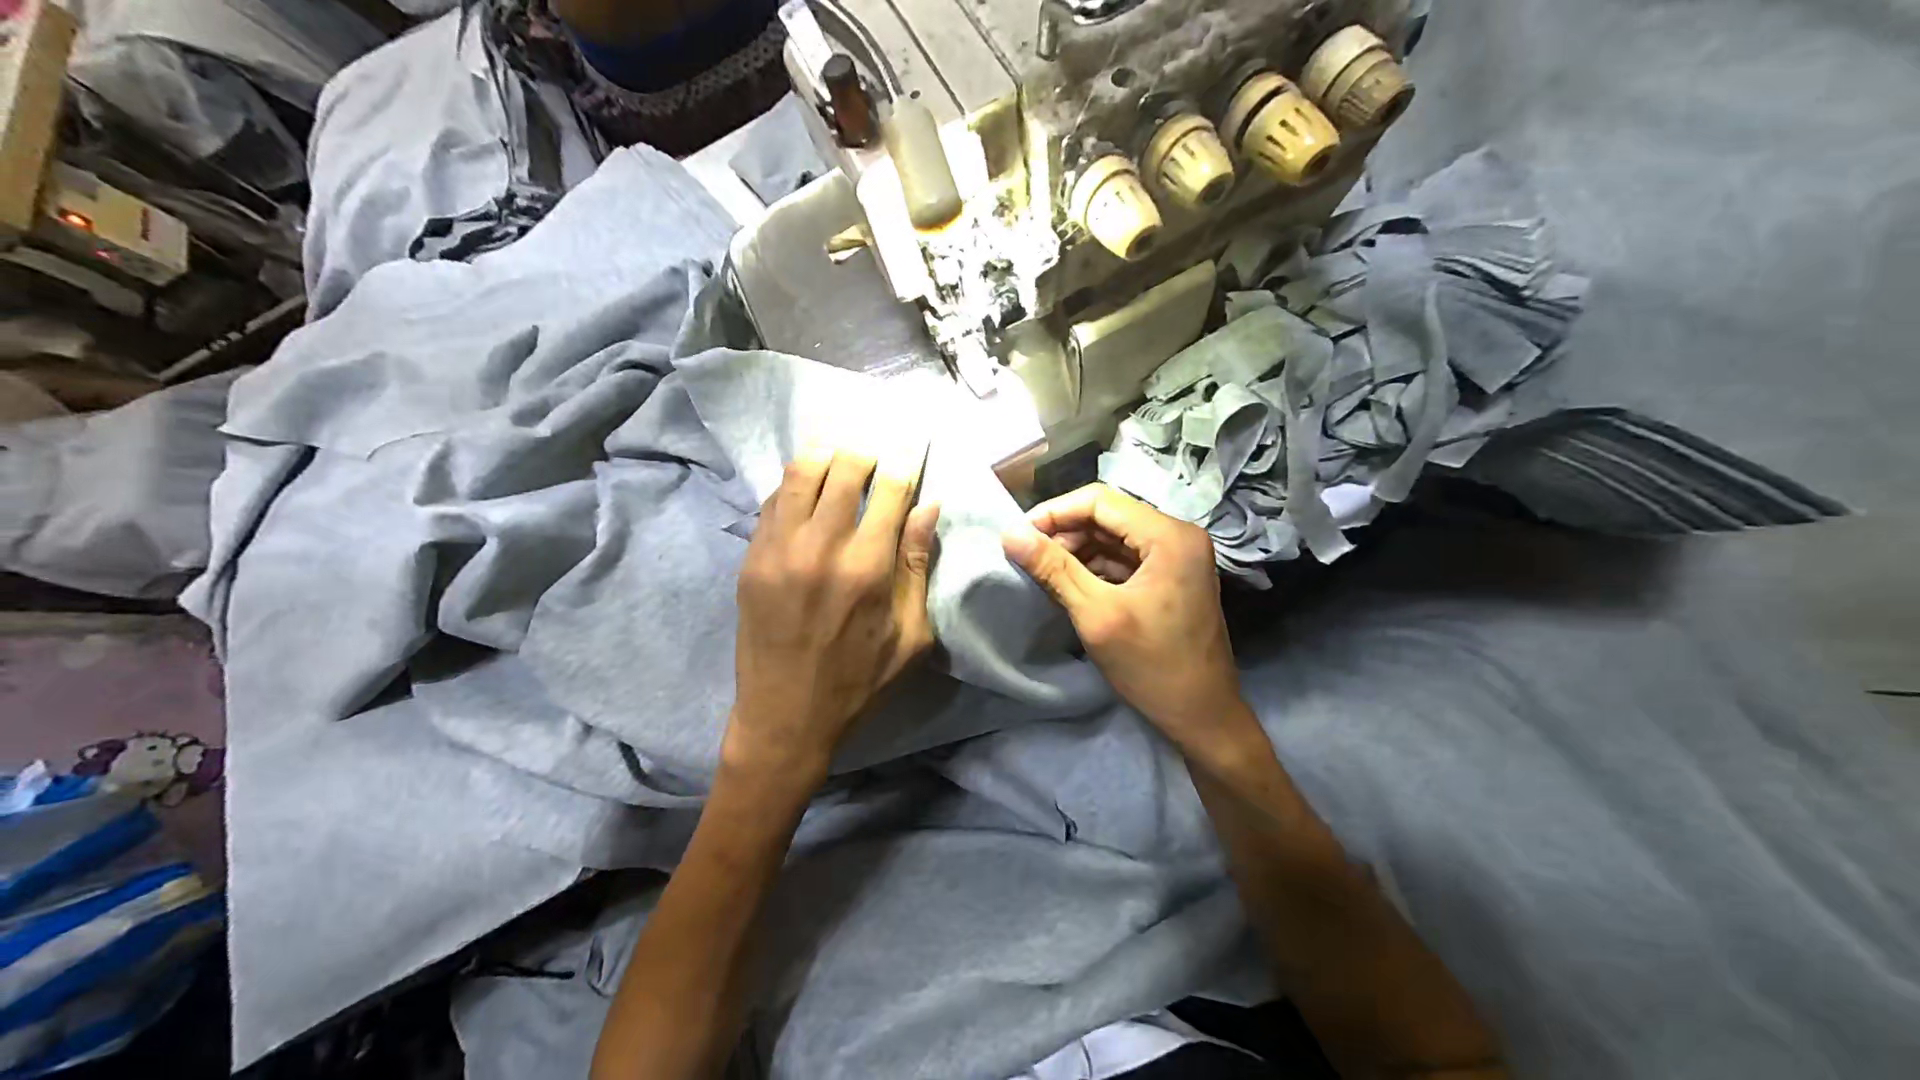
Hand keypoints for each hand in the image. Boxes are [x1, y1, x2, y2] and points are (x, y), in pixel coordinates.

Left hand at [728, 446, 940, 784]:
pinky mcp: (751, 559)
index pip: (890, 489)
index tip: (911, 443)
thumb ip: (916, 565)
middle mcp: (822, 547)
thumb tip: (928, 507)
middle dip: (865, 452)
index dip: (905, 459)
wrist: (786, 716)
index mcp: (868, 567)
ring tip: (839, 455)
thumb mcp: (910, 634)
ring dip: (825, 455)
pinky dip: (794, 483)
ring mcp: (779, 550)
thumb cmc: (860, 681)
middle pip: (844, 468)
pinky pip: (772, 501)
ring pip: (801, 473)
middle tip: (874, 454)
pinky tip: (806, 485)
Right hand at [1002, 484, 1249, 754]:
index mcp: (1169, 536)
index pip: (1100, 501)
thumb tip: (1010, 534)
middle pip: (1108, 516)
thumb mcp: (1096, 615)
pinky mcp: (1172, 577)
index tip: (1018, 536)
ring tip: (1042, 572)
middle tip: (1027, 557)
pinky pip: (1126, 558)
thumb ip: (1053, 569)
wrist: (1203, 716)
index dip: (1054, 512)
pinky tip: (1068, 583)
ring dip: (1077, 550)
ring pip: (1114, 537)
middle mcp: (1178, 535)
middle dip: (1064, 532)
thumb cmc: (1152, 666)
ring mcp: (1178, 557)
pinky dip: (1095, 566)